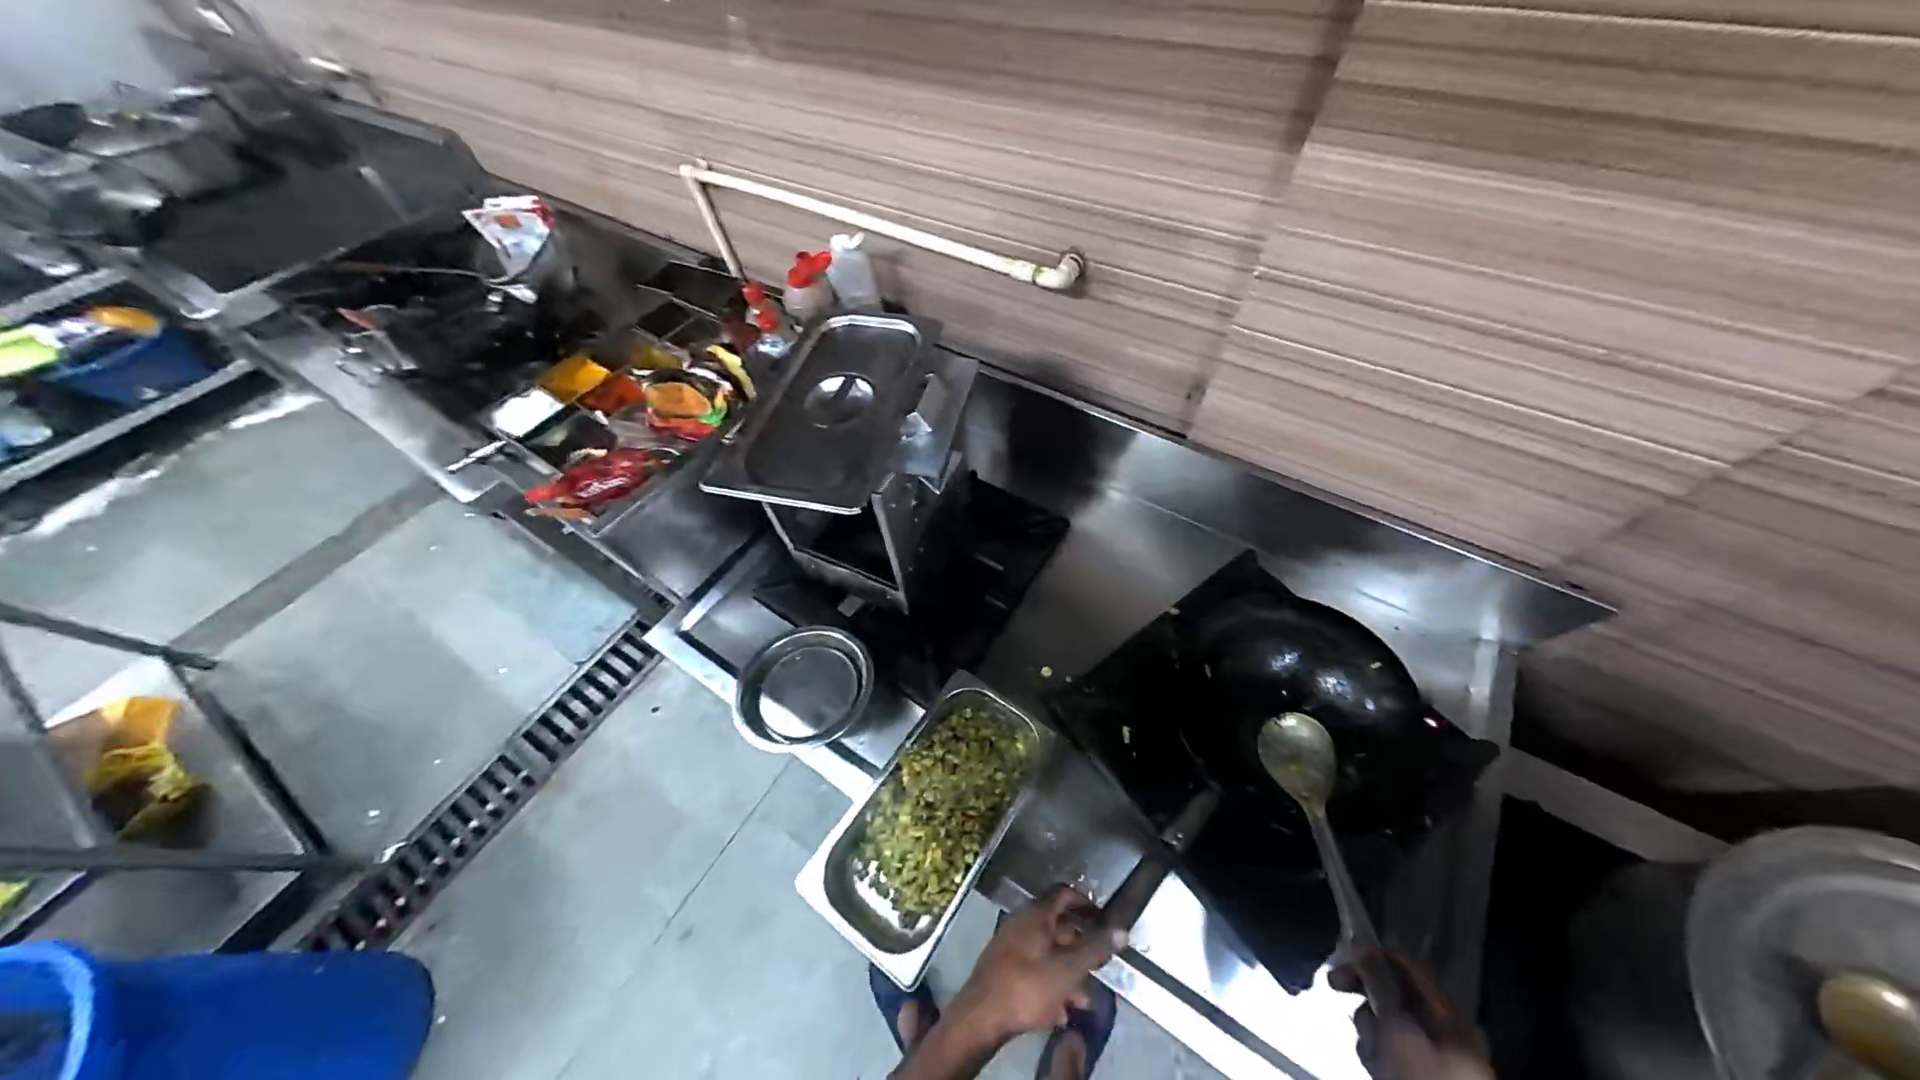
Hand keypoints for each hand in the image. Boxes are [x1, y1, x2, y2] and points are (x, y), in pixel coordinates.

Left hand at [893, 887, 1124, 1079]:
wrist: (981, 1016)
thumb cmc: (1027, 986)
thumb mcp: (1068, 970)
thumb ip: (1095, 949)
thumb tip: (1122, 930)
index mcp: (1036, 915)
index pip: (1064, 893)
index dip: (1086, 903)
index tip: (1104, 920)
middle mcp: (1022, 923)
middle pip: (1058, 926)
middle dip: (1081, 948)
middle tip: (1099, 967)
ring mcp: (1011, 945)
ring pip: (1048, 952)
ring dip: (1068, 973)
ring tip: (1083, 1001)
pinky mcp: (1004, 968)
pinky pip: (1034, 969)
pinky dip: (1050, 984)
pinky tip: (1059, 1012)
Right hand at [1332, 951, 1493, 1079]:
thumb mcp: (1398, 1029)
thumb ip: (1379, 985)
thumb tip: (1360, 944)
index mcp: (1445, 1013)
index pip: (1408, 966)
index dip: (1374, 953)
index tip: (1340, 955)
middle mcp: (1440, 1029)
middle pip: (1394, 992)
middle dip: (1363, 990)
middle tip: (1333, 985)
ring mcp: (1430, 1054)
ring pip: (1386, 1021)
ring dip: (1368, 1026)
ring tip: (1367, 1046)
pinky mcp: (1415, 1074)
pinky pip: (1388, 1048)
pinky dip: (1375, 1050)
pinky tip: (1374, 1064)